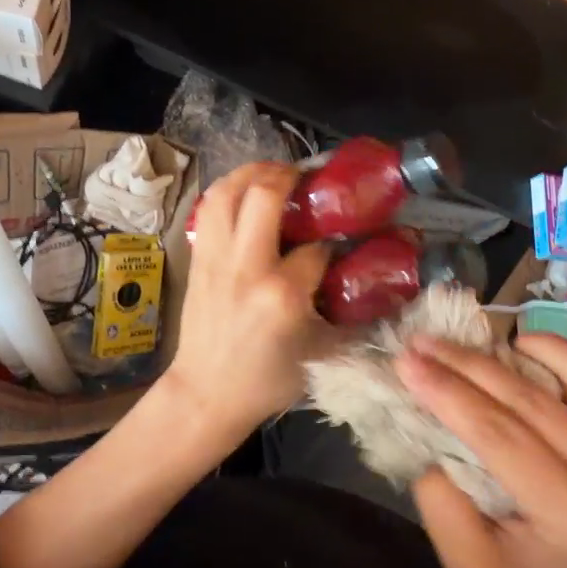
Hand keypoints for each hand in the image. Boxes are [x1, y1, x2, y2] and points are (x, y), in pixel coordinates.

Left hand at [161, 162, 339, 438]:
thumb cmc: (267, 380)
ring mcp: (216, 260)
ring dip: (251, 172)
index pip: (317, 246)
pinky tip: (245, 193)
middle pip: (263, 196)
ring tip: (273, 172)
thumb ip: (344, 308)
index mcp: (283, 295)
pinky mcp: (198, 260)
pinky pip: (209, 210)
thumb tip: (368, 274)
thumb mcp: (320, 349)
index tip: (342, 235)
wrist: (206, 395)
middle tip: (305, 177)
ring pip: (226, 192)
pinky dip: (228, 191)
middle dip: (288, 176)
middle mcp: (247, 268)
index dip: (333, 236)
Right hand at [397, 335, 566, 567]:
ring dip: (499, 352)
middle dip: (462, 364)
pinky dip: (552, 348)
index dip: (449, 393)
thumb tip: (426, 432)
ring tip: (454, 342)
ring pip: (559, 376)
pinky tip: (516, 343)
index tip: (405, 363)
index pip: (500, 436)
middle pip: (525, 400)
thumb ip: (443, 507)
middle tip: (416, 342)